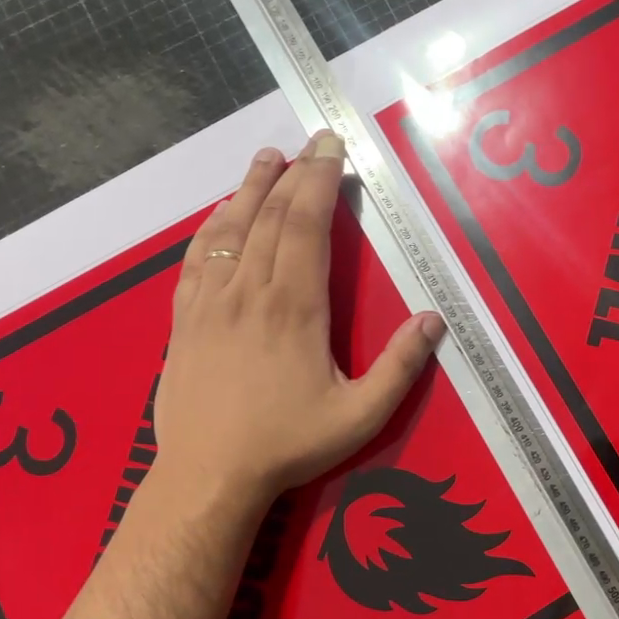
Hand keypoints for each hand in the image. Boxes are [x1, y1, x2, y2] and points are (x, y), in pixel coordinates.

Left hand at [153, 130, 445, 509]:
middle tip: (312, 142)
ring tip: (266, 157)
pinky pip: (196, 259)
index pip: (306, 226)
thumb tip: (434, 320)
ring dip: (249, 188)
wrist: (208, 476)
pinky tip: (218, 213)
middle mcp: (249, 292)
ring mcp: (210, 303)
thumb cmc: (290, 444)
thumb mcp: (362, 415)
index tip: (332, 147)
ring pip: (230, 230)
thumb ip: (401, 366)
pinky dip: (210, 228)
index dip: (320, 181)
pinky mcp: (184, 320)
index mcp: (295, 308)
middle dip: (294, 173)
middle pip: (270, 217)